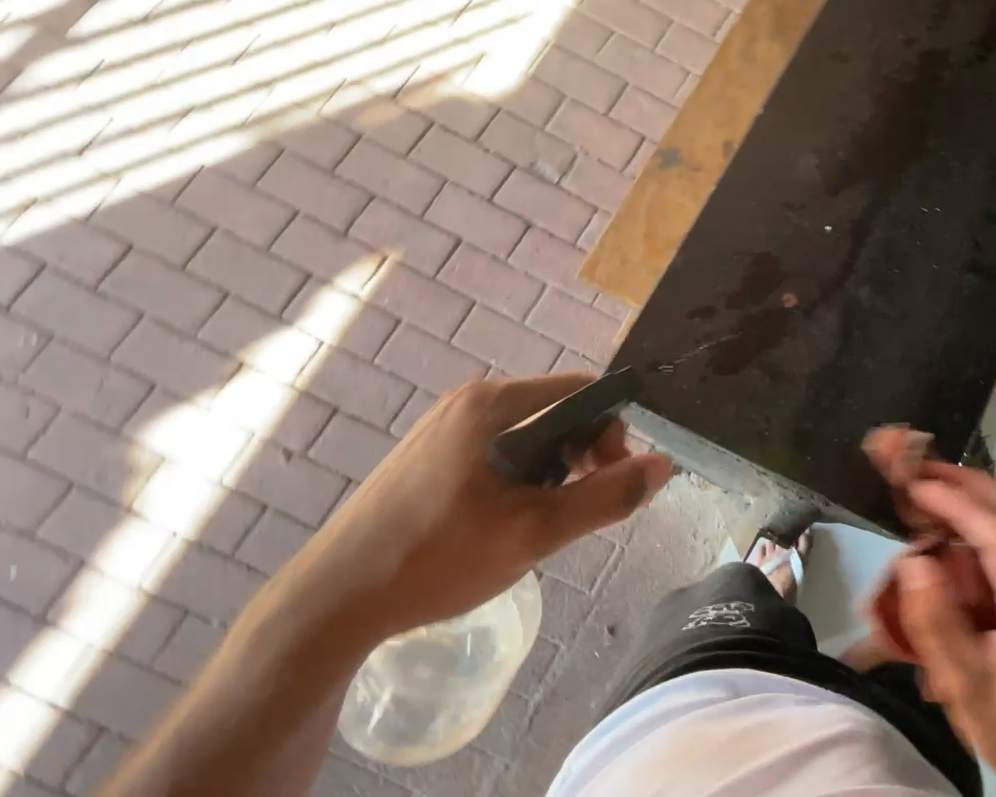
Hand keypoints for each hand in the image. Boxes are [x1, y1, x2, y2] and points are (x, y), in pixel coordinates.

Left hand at [271, 374, 672, 645]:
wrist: (331, 602)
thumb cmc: (437, 559)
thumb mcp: (536, 532)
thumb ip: (607, 497)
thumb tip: (664, 466)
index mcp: (493, 405)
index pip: (583, 393)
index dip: (612, 433)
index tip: (612, 481)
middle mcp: (469, 402)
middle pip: (558, 411)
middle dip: (585, 454)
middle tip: (581, 508)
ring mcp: (444, 427)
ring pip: (530, 435)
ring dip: (554, 470)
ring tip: (544, 520)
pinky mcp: (429, 455)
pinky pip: (499, 450)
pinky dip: (522, 477)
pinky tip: (507, 521)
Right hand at [895, 464, 995, 796]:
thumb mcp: (970, 690)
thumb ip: (939, 626)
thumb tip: (912, 565)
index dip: (955, 501)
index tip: (914, 482)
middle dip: (967, 481)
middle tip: (918, 466)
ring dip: (976, 495)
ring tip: (929, 486)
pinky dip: (983, 519)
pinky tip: (952, 526)